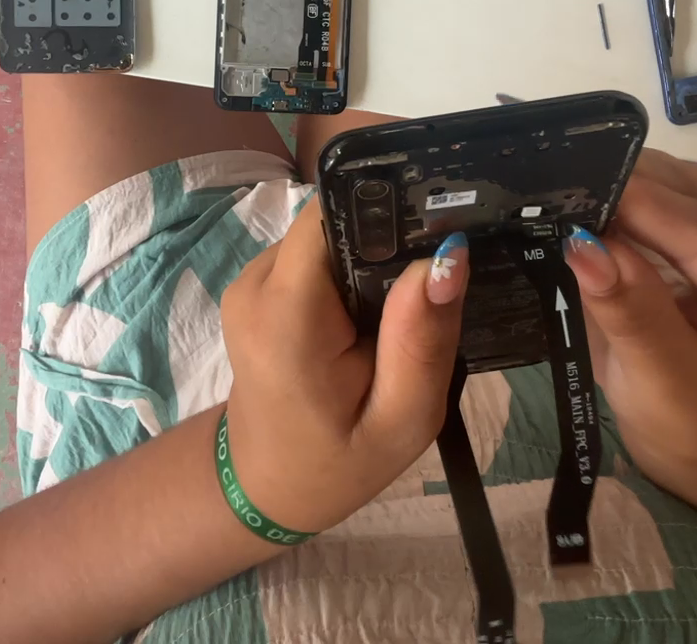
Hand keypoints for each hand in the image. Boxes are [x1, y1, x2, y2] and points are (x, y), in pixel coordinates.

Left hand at [220, 205, 469, 533]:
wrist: (266, 484)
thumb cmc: (335, 462)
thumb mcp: (400, 420)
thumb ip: (421, 340)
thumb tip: (447, 256)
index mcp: (285, 314)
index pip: (332, 216)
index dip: (385, 211)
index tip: (435, 229)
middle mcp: (256, 283)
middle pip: (332, 223)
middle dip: (383, 244)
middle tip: (425, 290)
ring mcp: (249, 281)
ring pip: (325, 237)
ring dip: (365, 263)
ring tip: (394, 311)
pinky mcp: (255, 285)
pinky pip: (311, 255)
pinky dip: (344, 274)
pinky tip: (364, 315)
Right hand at [564, 151, 696, 468]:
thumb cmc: (689, 420)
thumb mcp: (660, 383)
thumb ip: (630, 313)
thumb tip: (585, 247)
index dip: (645, 211)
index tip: (573, 197)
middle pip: (695, 196)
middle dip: (624, 191)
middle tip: (547, 196)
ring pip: (675, 177)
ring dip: (616, 183)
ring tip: (557, 200)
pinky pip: (664, 183)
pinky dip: (620, 188)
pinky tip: (582, 204)